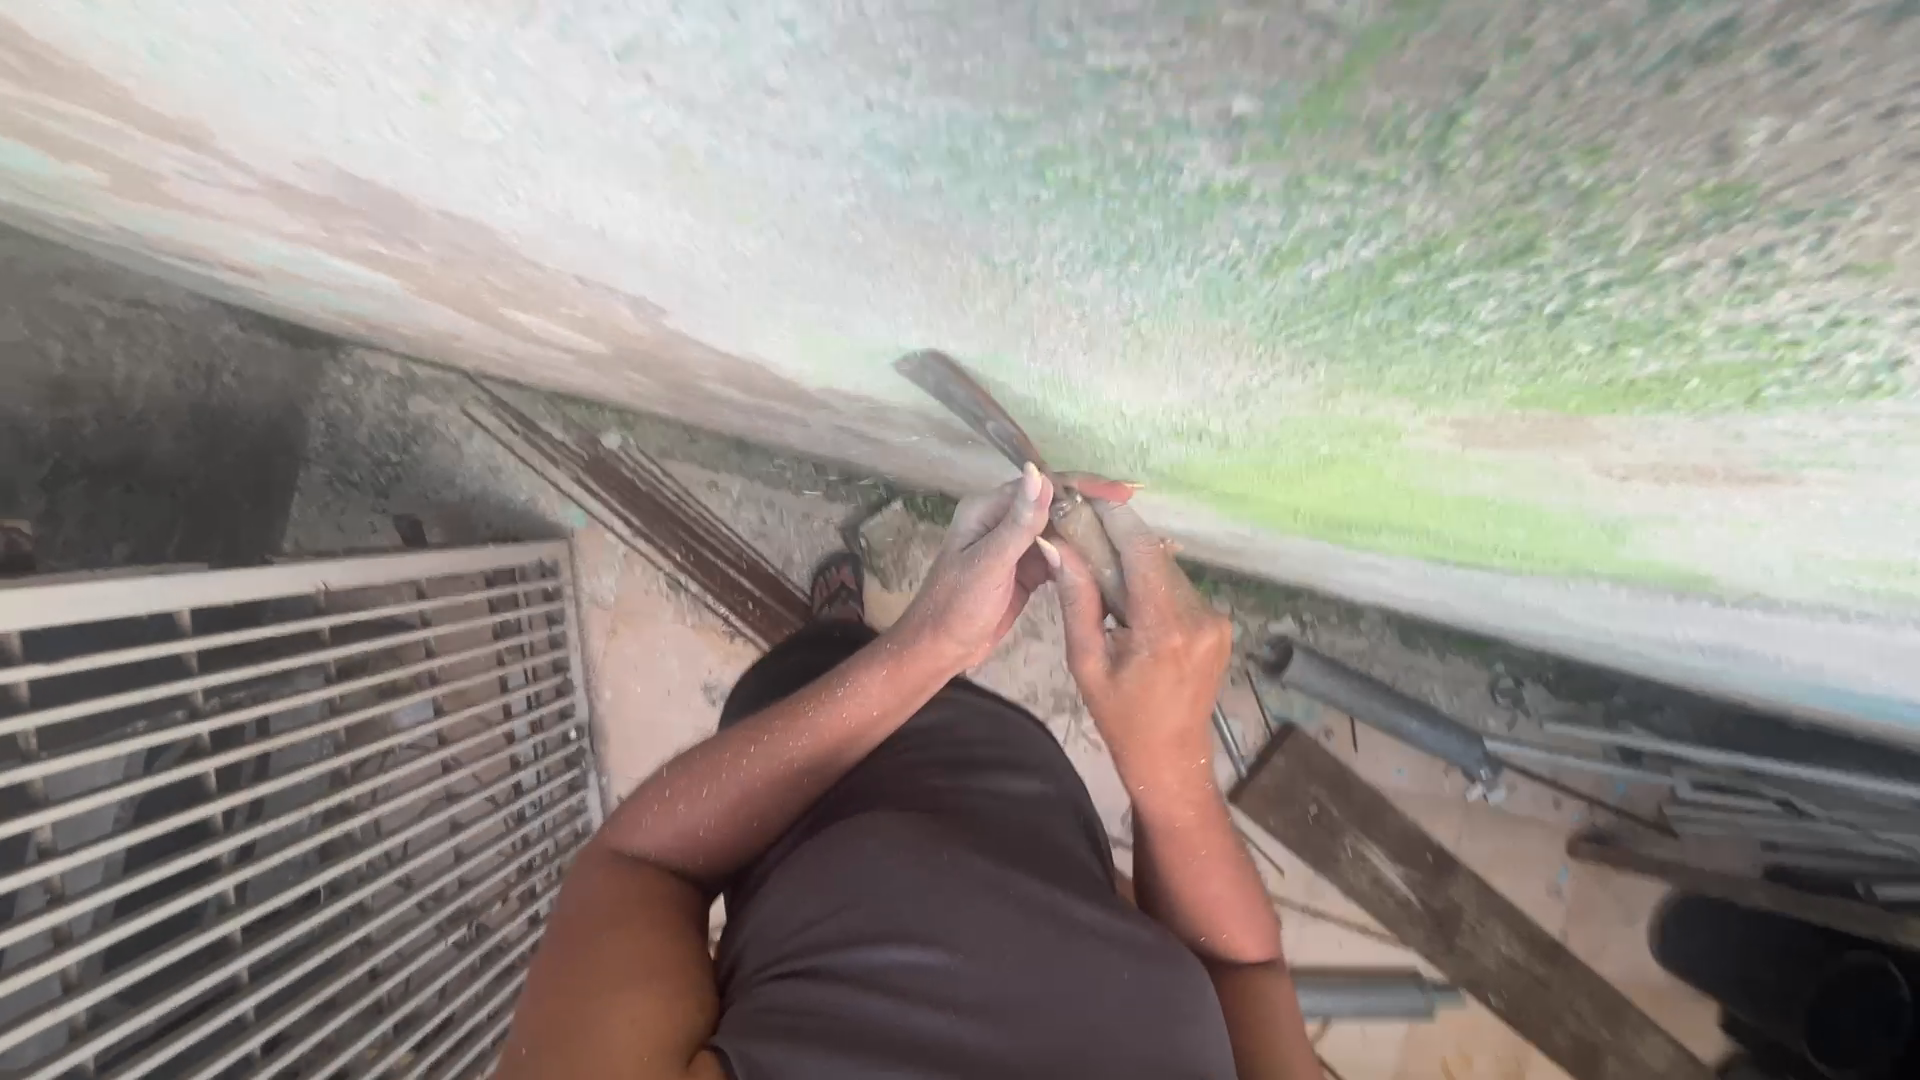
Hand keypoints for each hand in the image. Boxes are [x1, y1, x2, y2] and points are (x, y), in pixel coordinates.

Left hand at [888, 466, 1136, 673]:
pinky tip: (1103, 562)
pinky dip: (1077, 557)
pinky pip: (1056, 555)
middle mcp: (1001, 520)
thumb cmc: (957, 605)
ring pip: (1058, 530)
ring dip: (1087, 532)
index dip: (1083, 486)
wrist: (939, 650)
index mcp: (988, 509)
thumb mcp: (990, 563)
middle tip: (1131, 515)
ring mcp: (1013, 546)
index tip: (1122, 493)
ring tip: (1125, 536)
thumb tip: (1038, 472)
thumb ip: (1018, 522)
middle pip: (1054, 505)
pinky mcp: (1024, 570)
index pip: (1043, 486)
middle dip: (1090, 508)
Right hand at [1052, 499, 1231, 784]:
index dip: (1114, 520)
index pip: (1141, 551)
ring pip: (1167, 571)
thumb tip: (1058, 546)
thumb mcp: (1086, 661)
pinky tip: (1131, 606)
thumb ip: (1077, 600)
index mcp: (1165, 627)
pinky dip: (1152, 587)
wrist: (1171, 756)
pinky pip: (1179, 590)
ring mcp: (1216, 619)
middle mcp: (1200, 615)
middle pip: (1154, 557)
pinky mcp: (1220, 625)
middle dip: (1119, 545)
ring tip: (1104, 582)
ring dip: (1136, 567)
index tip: (1087, 500)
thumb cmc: (1120, 716)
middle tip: (1083, 540)